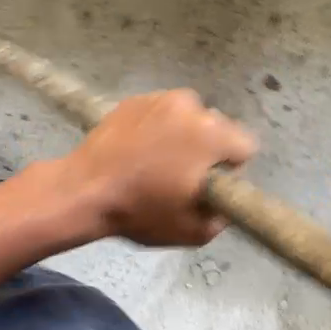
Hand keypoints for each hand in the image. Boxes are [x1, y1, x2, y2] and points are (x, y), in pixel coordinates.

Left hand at [61, 89, 257, 246]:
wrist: (84, 190)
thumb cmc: (141, 211)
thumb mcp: (193, 232)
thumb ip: (222, 216)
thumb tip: (224, 203)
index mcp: (213, 134)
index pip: (246, 146)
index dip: (231, 170)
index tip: (209, 185)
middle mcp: (191, 106)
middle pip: (217, 128)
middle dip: (206, 150)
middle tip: (179, 176)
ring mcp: (159, 98)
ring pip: (187, 117)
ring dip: (181, 136)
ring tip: (155, 163)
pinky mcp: (133, 99)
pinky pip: (159, 113)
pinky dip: (155, 128)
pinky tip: (137, 151)